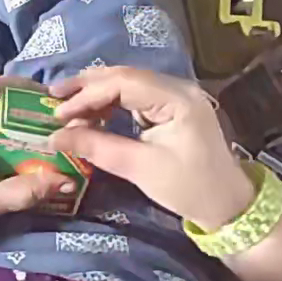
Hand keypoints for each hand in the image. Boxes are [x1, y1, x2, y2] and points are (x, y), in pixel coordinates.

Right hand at [49, 67, 255, 229]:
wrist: (228, 205)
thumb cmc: (188, 187)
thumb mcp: (139, 168)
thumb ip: (96, 148)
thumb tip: (54, 137)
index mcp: (176, 98)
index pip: (122, 83)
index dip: (86, 96)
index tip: (58, 114)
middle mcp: (177, 87)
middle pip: (123, 75)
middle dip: (86, 87)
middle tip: (53, 98)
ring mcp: (176, 95)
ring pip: (127, 83)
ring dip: (95, 94)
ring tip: (67, 107)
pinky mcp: (171, 107)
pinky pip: (134, 96)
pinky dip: (109, 103)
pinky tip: (91, 115)